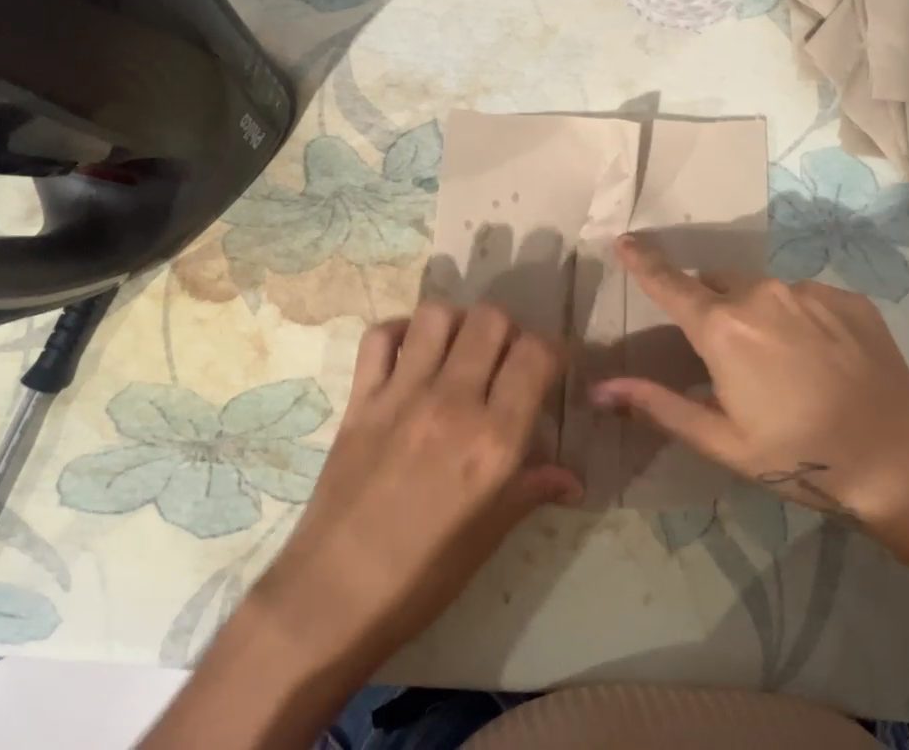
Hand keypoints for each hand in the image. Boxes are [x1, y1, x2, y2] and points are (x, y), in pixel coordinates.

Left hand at [248, 303, 583, 671]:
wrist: (336, 593)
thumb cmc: (425, 575)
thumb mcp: (490, 535)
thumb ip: (531, 490)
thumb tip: (573, 480)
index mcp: (495, 440)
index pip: (536, 354)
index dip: (552, 351)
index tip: (551, 367)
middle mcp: (452, 402)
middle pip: (490, 320)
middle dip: (508, 331)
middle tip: (505, 360)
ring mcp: (400, 395)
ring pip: (437, 315)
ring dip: (457, 323)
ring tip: (460, 352)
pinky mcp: (359, 399)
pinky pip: (379, 336)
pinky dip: (399, 332)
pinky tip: (411, 354)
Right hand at [592, 234, 908, 526]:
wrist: (899, 457)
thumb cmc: (800, 455)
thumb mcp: (722, 441)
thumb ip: (659, 405)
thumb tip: (601, 388)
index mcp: (723, 328)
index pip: (670, 284)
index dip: (643, 262)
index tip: (626, 241)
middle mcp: (762, 295)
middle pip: (716, 285)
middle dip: (708, 305)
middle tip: (721, 352)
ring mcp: (810, 292)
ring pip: (762, 290)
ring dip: (755, 313)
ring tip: (778, 364)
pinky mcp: (848, 298)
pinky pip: (805, 297)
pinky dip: (797, 318)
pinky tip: (819, 360)